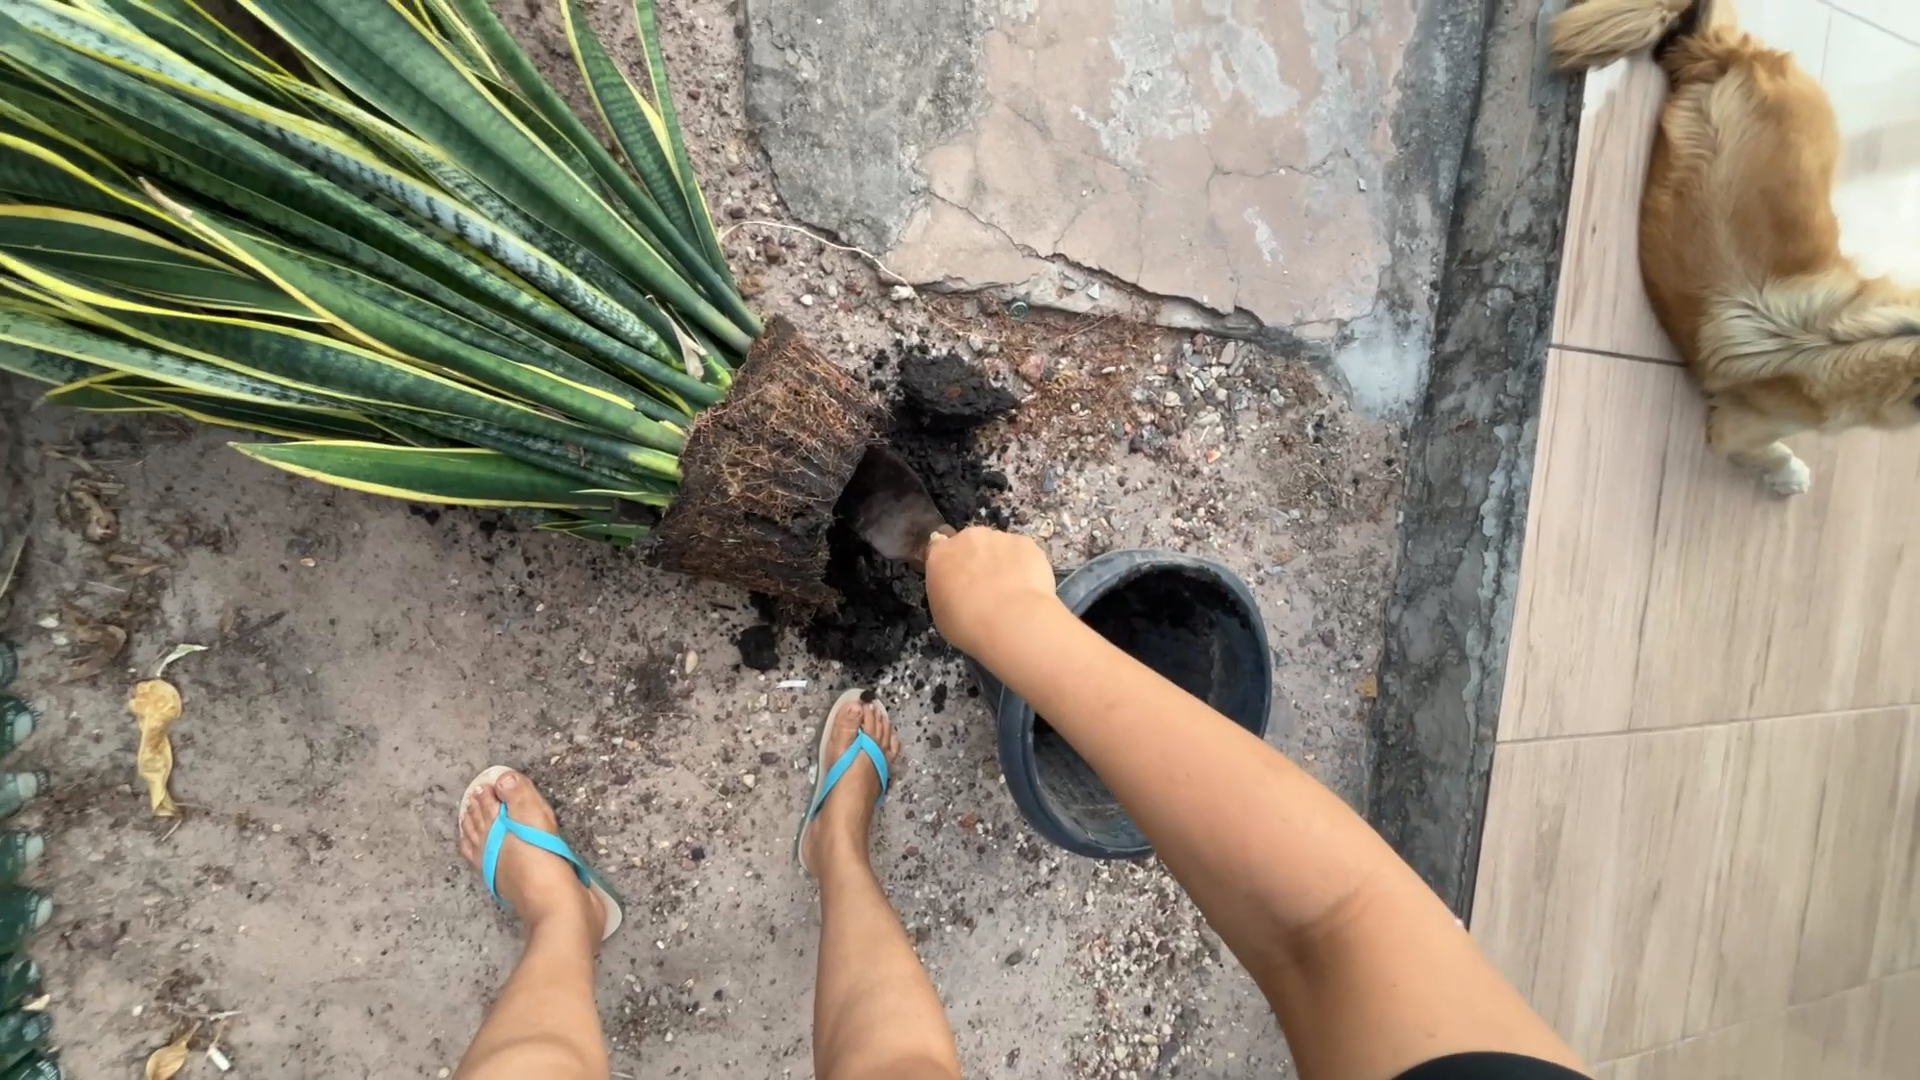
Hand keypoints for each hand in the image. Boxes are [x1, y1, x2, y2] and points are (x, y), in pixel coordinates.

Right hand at [924, 527, 1059, 656]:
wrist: (1011, 621)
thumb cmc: (969, 625)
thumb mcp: (942, 613)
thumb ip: (945, 590)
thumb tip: (954, 588)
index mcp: (940, 554)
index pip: (938, 546)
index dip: (949, 561)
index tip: (956, 576)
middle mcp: (967, 538)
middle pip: (971, 543)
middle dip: (977, 559)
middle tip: (985, 587)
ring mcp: (999, 537)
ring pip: (999, 545)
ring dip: (1002, 561)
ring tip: (1010, 591)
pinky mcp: (1025, 542)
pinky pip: (1022, 551)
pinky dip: (1025, 564)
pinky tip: (1027, 587)